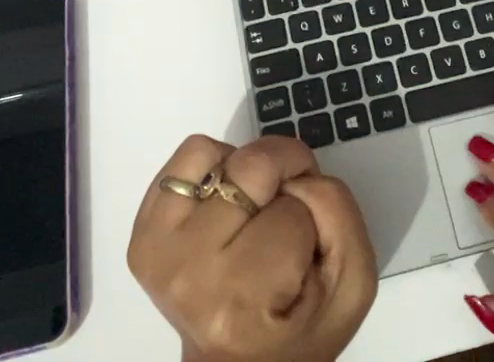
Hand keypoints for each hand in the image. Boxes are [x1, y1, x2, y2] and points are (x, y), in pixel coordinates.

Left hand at [128, 134, 377, 361]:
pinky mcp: (142, 233)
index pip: (292, 207)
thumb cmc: (299, 326)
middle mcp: (188, 273)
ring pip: (211, 153)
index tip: (306, 239)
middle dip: (285, 172)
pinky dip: (214, 165)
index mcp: (242, 300)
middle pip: (251, 168)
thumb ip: (337, 215)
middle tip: (288, 204)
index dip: (310, 210)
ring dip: (244, 168)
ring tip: (253, 206)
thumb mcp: (351, 282)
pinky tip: (226, 203)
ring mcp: (158, 251)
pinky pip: (185, 158)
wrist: (241, 360)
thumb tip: (297, 173)